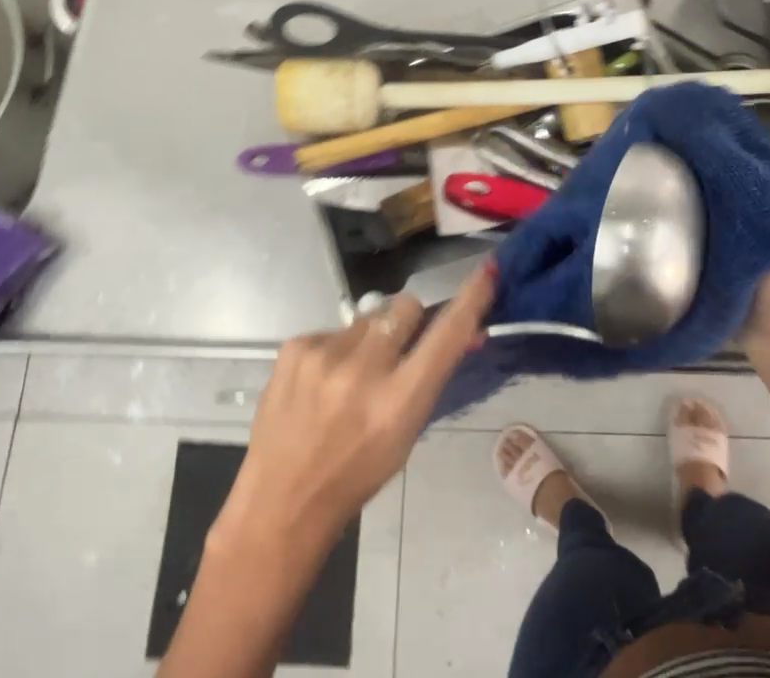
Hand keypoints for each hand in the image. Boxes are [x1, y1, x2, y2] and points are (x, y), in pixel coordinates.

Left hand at [212, 262, 494, 550]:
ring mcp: (323, 354)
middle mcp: (363, 370)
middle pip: (404, 307)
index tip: (487, 271)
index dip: (471, 300)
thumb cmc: (357, 474)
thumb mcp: (407, 433)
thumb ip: (430, 379)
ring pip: (368, 317)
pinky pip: (332, 331)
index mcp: (399, 401)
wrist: (283, 499)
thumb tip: (465, 334)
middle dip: (409, 320)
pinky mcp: (295, 347)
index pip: (446, 336)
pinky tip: (321, 383)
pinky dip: (335, 350)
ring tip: (350, 376)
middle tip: (399, 348)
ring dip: (370, 338)